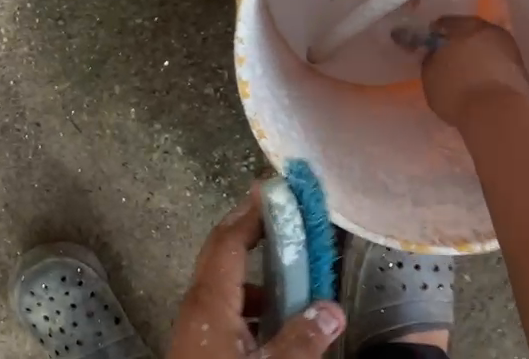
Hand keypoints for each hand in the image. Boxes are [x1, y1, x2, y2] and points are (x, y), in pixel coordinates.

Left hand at [168, 188, 345, 358]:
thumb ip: (302, 340)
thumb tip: (333, 307)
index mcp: (210, 300)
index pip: (228, 239)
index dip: (250, 211)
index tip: (272, 186)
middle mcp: (197, 305)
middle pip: (222, 253)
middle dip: (251, 230)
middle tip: (283, 212)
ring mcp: (195, 328)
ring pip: (225, 284)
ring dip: (256, 270)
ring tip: (292, 268)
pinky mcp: (200, 348)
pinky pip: (226, 309)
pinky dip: (252, 302)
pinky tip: (277, 319)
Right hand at [420, 16, 528, 123]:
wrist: (500, 117)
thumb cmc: (458, 89)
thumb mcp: (430, 73)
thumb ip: (431, 58)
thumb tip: (433, 53)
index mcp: (468, 25)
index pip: (446, 23)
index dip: (436, 34)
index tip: (429, 46)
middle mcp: (493, 32)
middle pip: (472, 34)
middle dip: (461, 44)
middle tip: (448, 59)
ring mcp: (512, 53)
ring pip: (488, 52)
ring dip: (477, 60)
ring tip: (464, 76)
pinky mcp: (524, 76)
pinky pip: (499, 69)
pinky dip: (489, 74)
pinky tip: (479, 87)